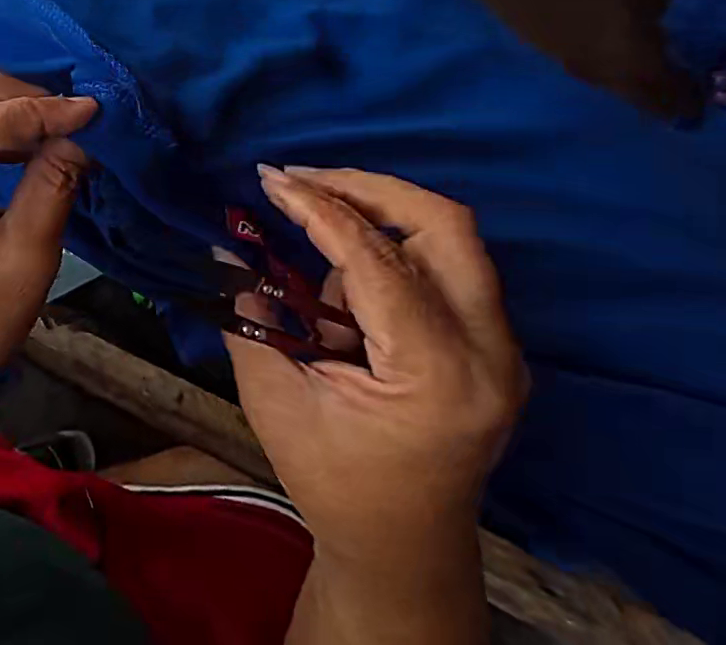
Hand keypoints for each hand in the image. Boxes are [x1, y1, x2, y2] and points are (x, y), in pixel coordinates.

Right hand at [228, 166, 527, 562]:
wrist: (403, 546)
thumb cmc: (333, 480)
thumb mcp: (274, 399)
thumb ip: (250, 319)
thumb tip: (227, 250)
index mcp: (436, 374)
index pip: (378, 260)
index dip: (318, 209)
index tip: (269, 179)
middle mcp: (489, 352)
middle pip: (445, 227)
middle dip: (366, 187)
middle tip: (298, 180)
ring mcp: (499, 347)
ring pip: (450, 238)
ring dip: (376, 208)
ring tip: (306, 205)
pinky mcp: (486, 343)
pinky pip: (440, 265)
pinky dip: (386, 240)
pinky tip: (334, 252)